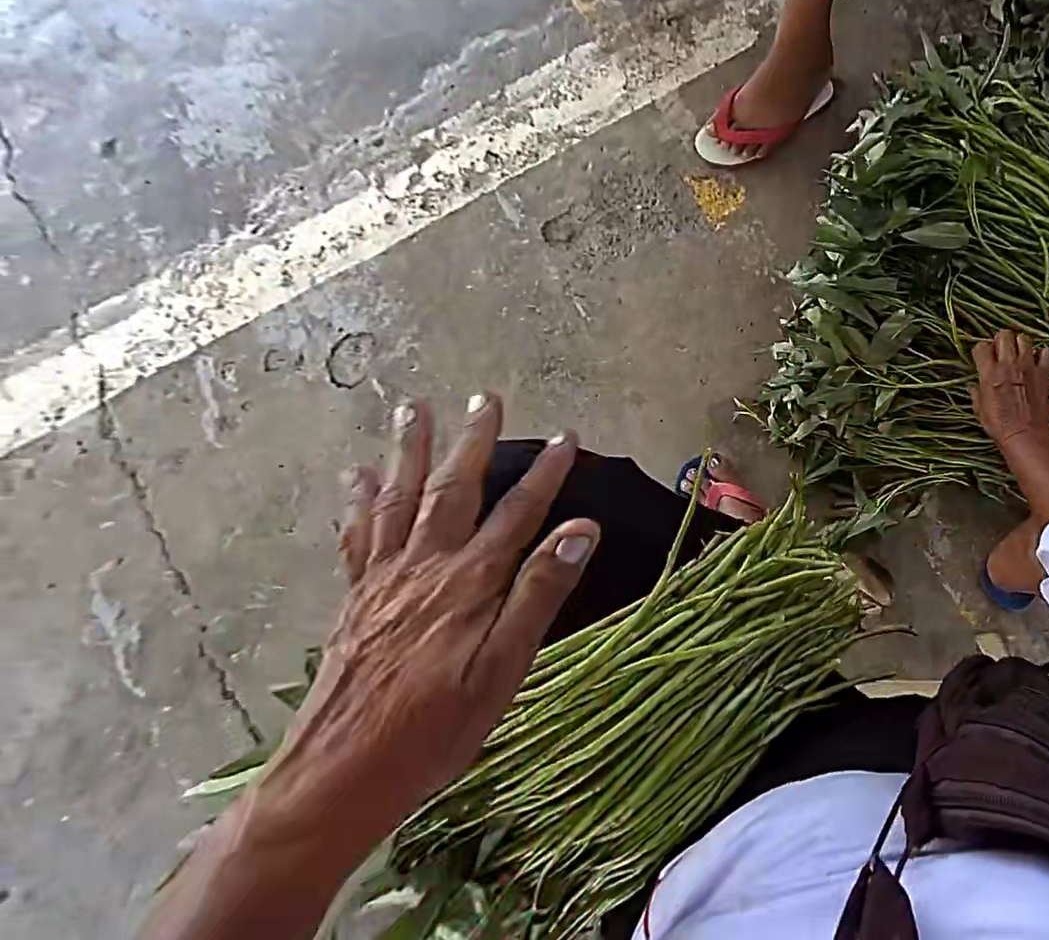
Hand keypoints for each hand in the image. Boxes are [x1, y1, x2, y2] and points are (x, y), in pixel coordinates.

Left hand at [142, 395, 598, 939]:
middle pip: (453, 490)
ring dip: (408, 452)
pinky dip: (359, 500)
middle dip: (473, 442)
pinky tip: (358, 477)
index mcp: (469, 582)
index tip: (568, 437)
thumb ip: (541, 590)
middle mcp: (425, 568)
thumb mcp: (506, 664)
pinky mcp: (356, 599)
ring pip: (398, 500)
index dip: (547, 472)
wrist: (338, 778)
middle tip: (486, 399)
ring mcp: (383, 580)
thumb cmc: (439, 724)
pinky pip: (357, 536)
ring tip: (414, 409)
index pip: (519, 512)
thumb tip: (581, 528)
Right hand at [970, 330, 1048, 446]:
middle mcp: (1008, 365)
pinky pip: (1047, 353)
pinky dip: (1043, 354)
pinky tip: (1038, 362)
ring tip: (1019, 354)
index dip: (982, 350)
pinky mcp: (1044, 373)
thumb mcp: (980, 410)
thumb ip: (977, 394)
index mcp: (989, 373)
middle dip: (1001, 340)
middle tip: (1002, 351)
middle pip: (1004, 335)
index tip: (984, 357)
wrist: (1025, 435)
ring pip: (1024, 339)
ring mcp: (1028, 367)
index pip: (981, 346)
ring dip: (1020, 344)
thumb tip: (974, 387)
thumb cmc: (999, 426)